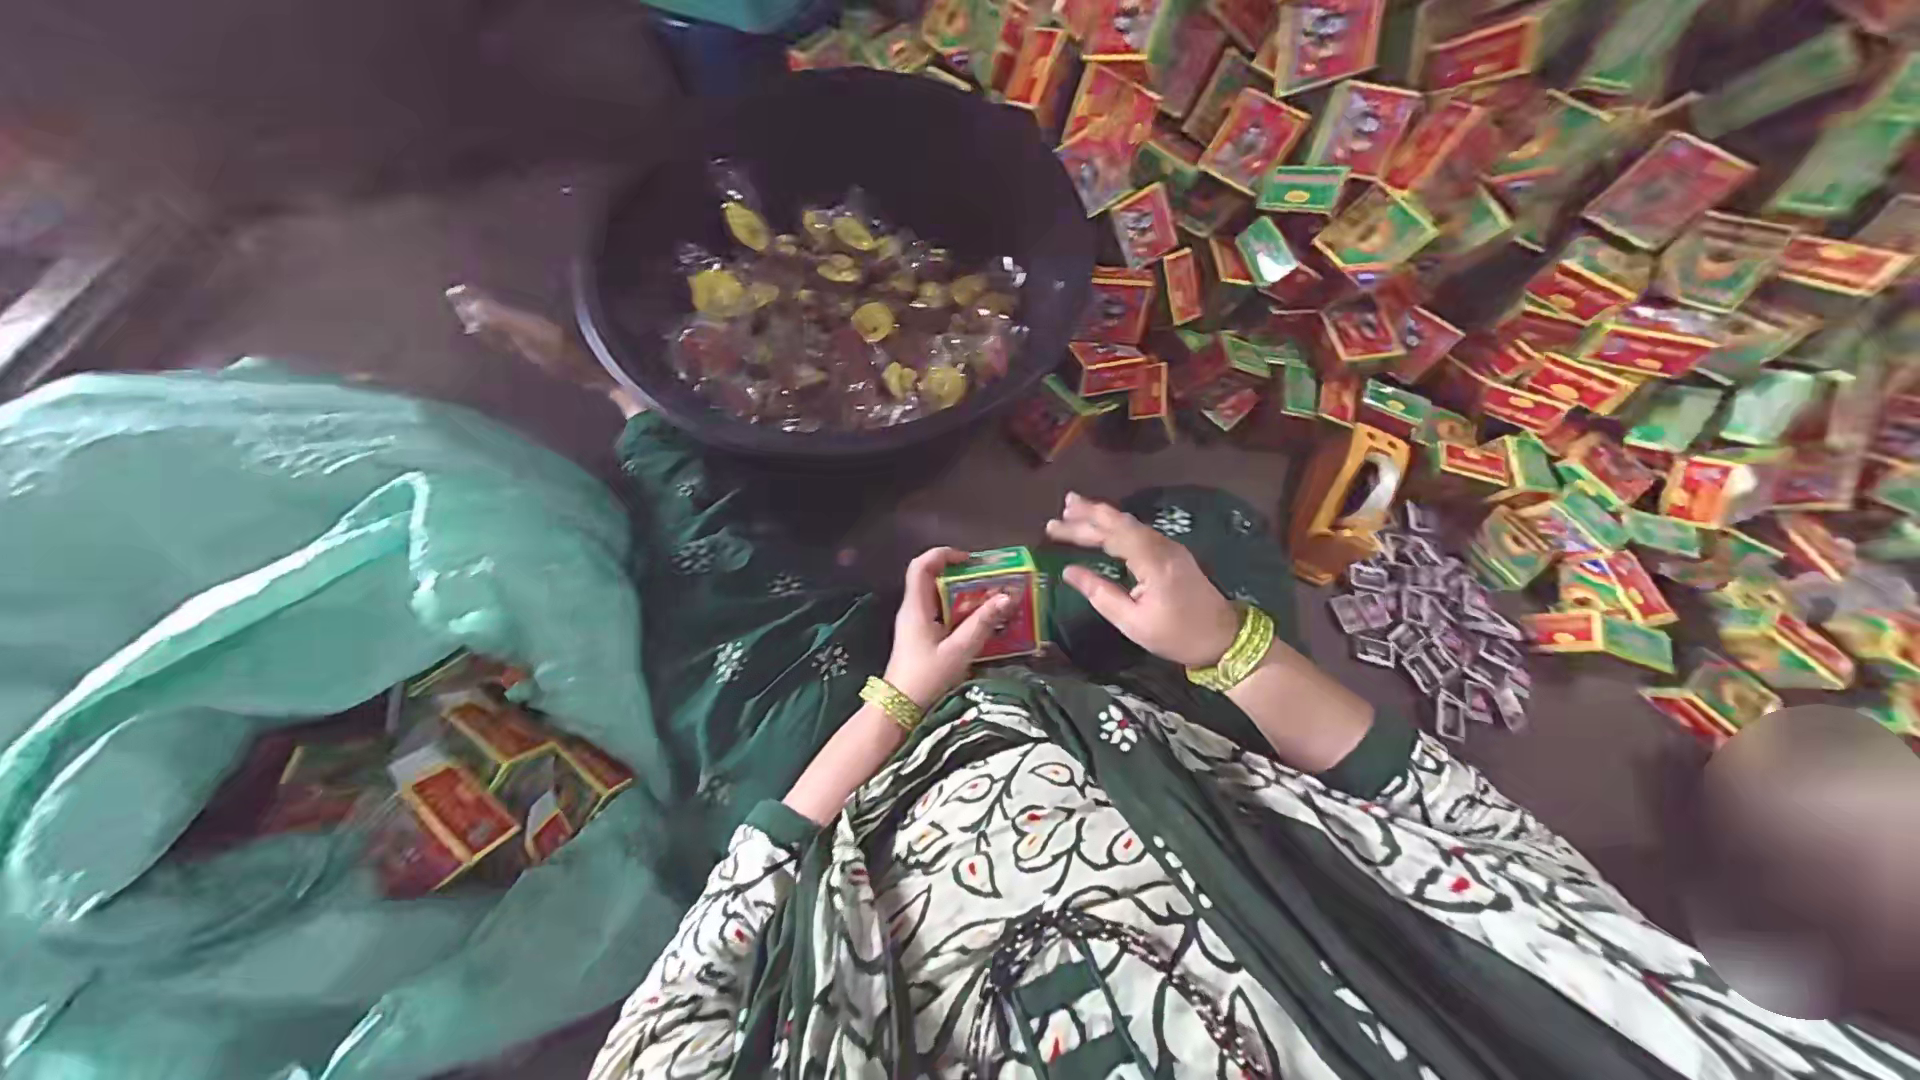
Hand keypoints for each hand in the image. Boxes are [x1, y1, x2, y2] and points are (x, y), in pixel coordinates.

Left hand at [883, 547, 1012, 707]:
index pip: (922, 565)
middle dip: (962, 576)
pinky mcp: (921, 636)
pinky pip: (941, 613)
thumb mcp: (959, 650)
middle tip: (989, 581)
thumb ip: (982, 623)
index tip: (970, 560)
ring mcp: (915, 623)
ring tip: (990, 600)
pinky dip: (960, 611)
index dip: (944, 554)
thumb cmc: (926, 677)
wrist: (900, 709)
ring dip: (964, 595)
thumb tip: (1007, 597)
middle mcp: (913, 609)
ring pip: (939, 596)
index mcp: (916, 606)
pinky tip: (979, 623)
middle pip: (933, 578)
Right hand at [1045, 492, 1239, 667]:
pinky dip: (1116, 525)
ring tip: (1074, 509)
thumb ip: (1100, 593)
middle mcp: (1162, 546)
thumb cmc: (1177, 635)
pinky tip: (1103, 526)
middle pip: (1120, 522)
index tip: (1053, 527)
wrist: (1223, 638)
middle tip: (1061, 508)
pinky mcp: (1171, 553)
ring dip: (1102, 516)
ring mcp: (1169, 547)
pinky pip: (1138, 531)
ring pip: (1129, 523)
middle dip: (1089, 514)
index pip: (1111, 535)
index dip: (1081, 528)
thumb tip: (1069, 572)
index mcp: (1153, 562)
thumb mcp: (1132, 622)